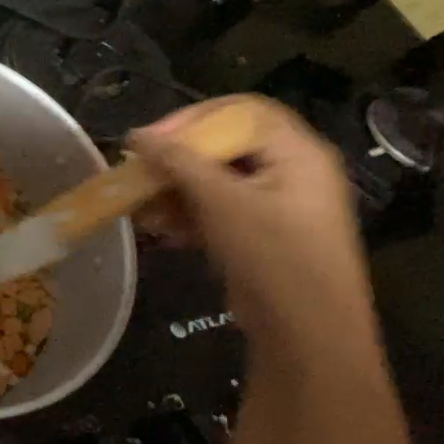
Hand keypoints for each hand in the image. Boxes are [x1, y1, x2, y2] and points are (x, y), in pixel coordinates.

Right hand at [129, 96, 377, 357]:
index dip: (192, 119)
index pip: (241, 111)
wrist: (307, 331)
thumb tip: (136, 135)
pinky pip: (216, 209)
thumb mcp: (222, 202)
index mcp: (297, 153)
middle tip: (138, 174)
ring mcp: (277, 204)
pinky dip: (186, 213)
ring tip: (141, 208)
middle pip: (224, 146)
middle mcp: (291, 171)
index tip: (149, 141)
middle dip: (175, 160)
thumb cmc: (273, 256)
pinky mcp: (260, 233)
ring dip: (173, 190)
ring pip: (214, 180)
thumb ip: (178, 162)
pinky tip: (159, 230)